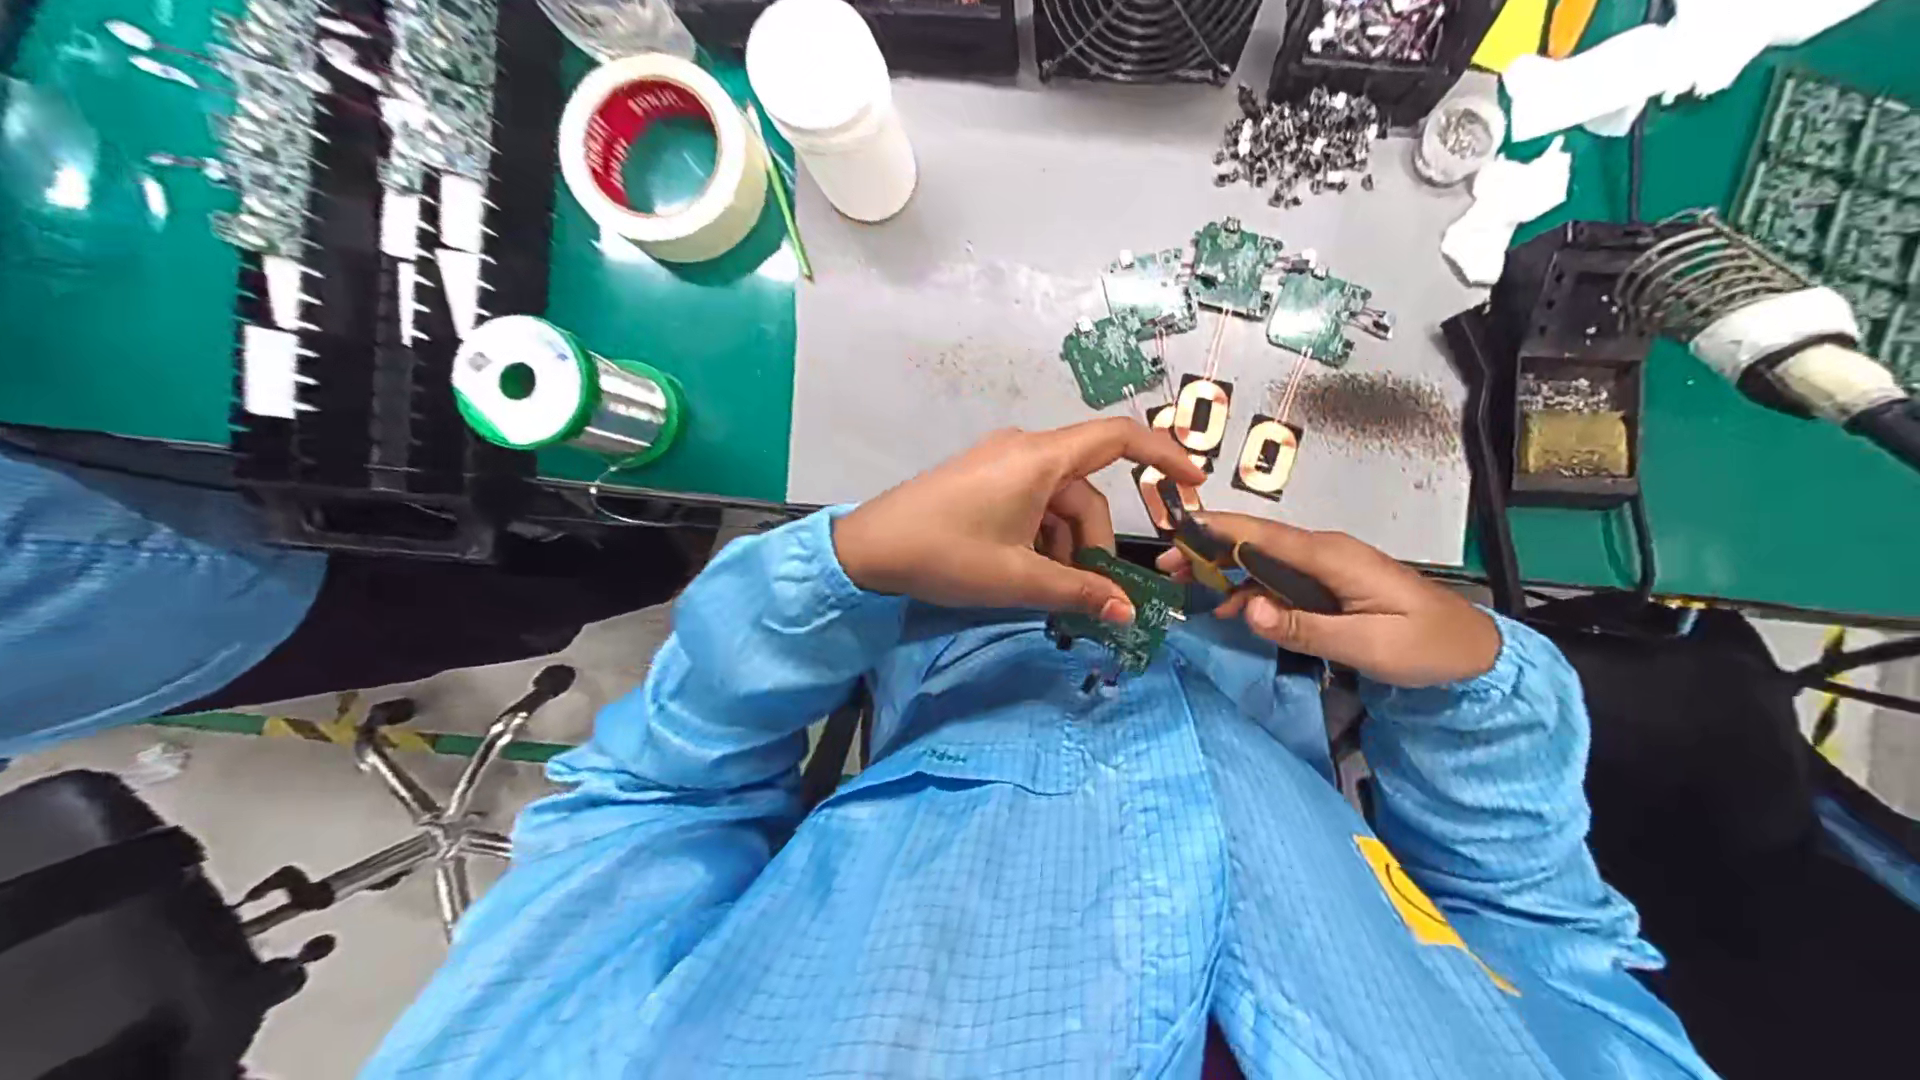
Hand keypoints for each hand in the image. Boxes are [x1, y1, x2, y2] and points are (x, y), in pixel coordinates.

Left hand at [834, 420, 1205, 622]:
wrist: (867, 549)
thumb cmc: (945, 555)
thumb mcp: (1017, 578)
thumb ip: (1078, 593)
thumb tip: (1127, 613)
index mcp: (1039, 459)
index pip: (1117, 439)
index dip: (1163, 455)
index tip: (1192, 484)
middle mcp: (1024, 450)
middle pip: (1084, 494)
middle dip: (1091, 546)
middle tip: (1085, 597)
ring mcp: (1000, 463)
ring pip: (1056, 505)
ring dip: (1063, 548)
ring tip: (1047, 592)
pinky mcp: (981, 479)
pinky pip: (1029, 504)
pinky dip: (1039, 538)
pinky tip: (1025, 572)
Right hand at [1155, 513, 1500, 687]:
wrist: (1475, 652)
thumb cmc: (1427, 646)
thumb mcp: (1368, 644)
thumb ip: (1305, 627)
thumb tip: (1246, 610)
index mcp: (1330, 556)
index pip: (1262, 534)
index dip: (1217, 528)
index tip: (1177, 530)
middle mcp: (1322, 551)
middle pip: (1254, 541)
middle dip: (1207, 548)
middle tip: (1167, 566)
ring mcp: (1324, 566)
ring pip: (1260, 558)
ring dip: (1222, 568)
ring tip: (1183, 584)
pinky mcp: (1326, 583)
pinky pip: (1276, 578)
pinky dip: (1247, 590)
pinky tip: (1228, 608)